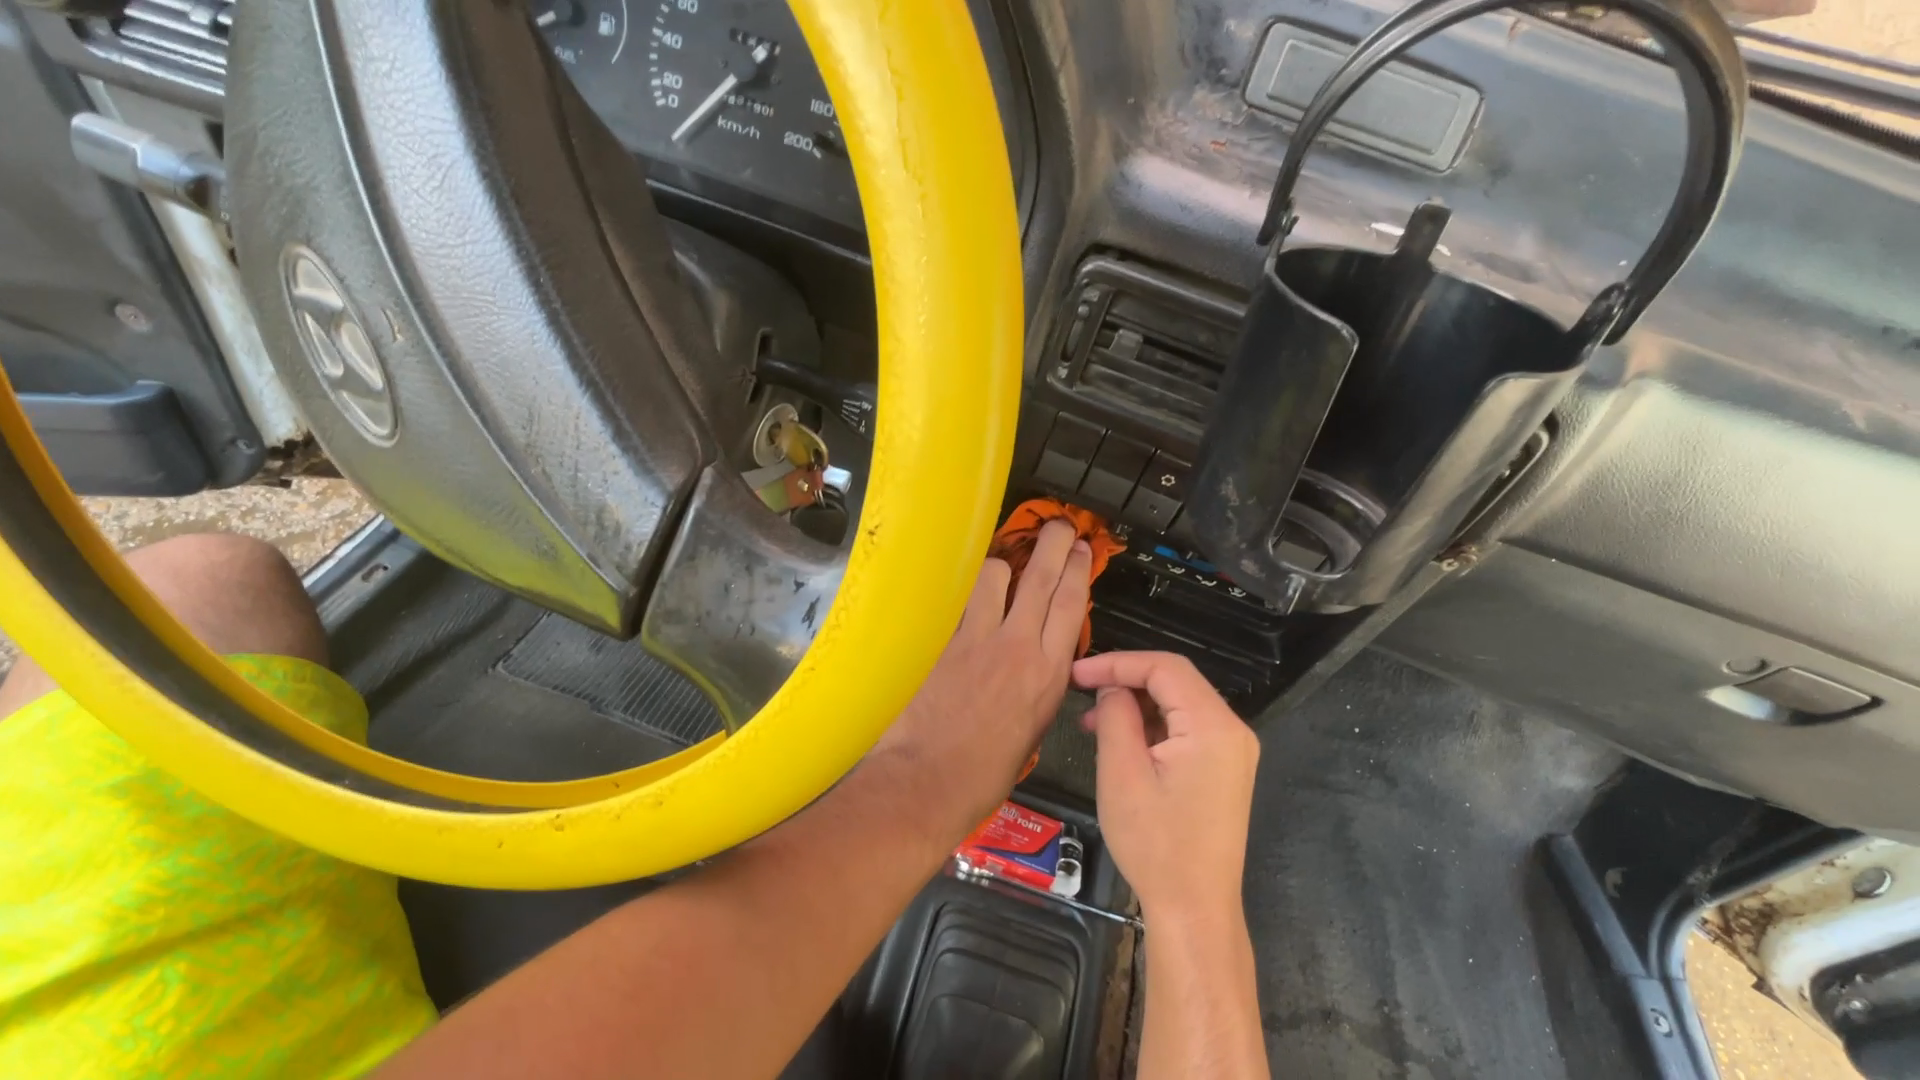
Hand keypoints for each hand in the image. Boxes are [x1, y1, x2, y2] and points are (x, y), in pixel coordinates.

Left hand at [872, 519, 1092, 831]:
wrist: (928, 782)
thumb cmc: (984, 773)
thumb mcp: (1031, 730)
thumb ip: (1036, 688)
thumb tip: (1032, 669)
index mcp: (1048, 673)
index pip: (1071, 605)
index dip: (1078, 570)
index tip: (1081, 549)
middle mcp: (1016, 646)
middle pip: (1041, 578)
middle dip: (1054, 544)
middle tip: (1059, 525)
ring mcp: (974, 638)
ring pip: (993, 577)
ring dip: (1000, 566)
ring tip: (999, 568)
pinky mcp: (938, 640)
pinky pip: (955, 600)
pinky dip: (962, 592)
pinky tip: (958, 592)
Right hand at [1074, 651, 1258, 922]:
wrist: (1195, 909)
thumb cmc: (1155, 843)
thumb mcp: (1122, 774)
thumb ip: (1116, 717)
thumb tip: (1112, 687)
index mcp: (1213, 726)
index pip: (1165, 668)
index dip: (1117, 662)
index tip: (1076, 674)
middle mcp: (1233, 730)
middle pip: (1176, 682)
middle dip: (1126, 681)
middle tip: (1081, 695)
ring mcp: (1233, 752)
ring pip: (1180, 705)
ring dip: (1137, 705)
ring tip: (1093, 724)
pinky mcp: (1225, 771)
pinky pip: (1187, 730)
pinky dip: (1152, 728)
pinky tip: (1121, 743)